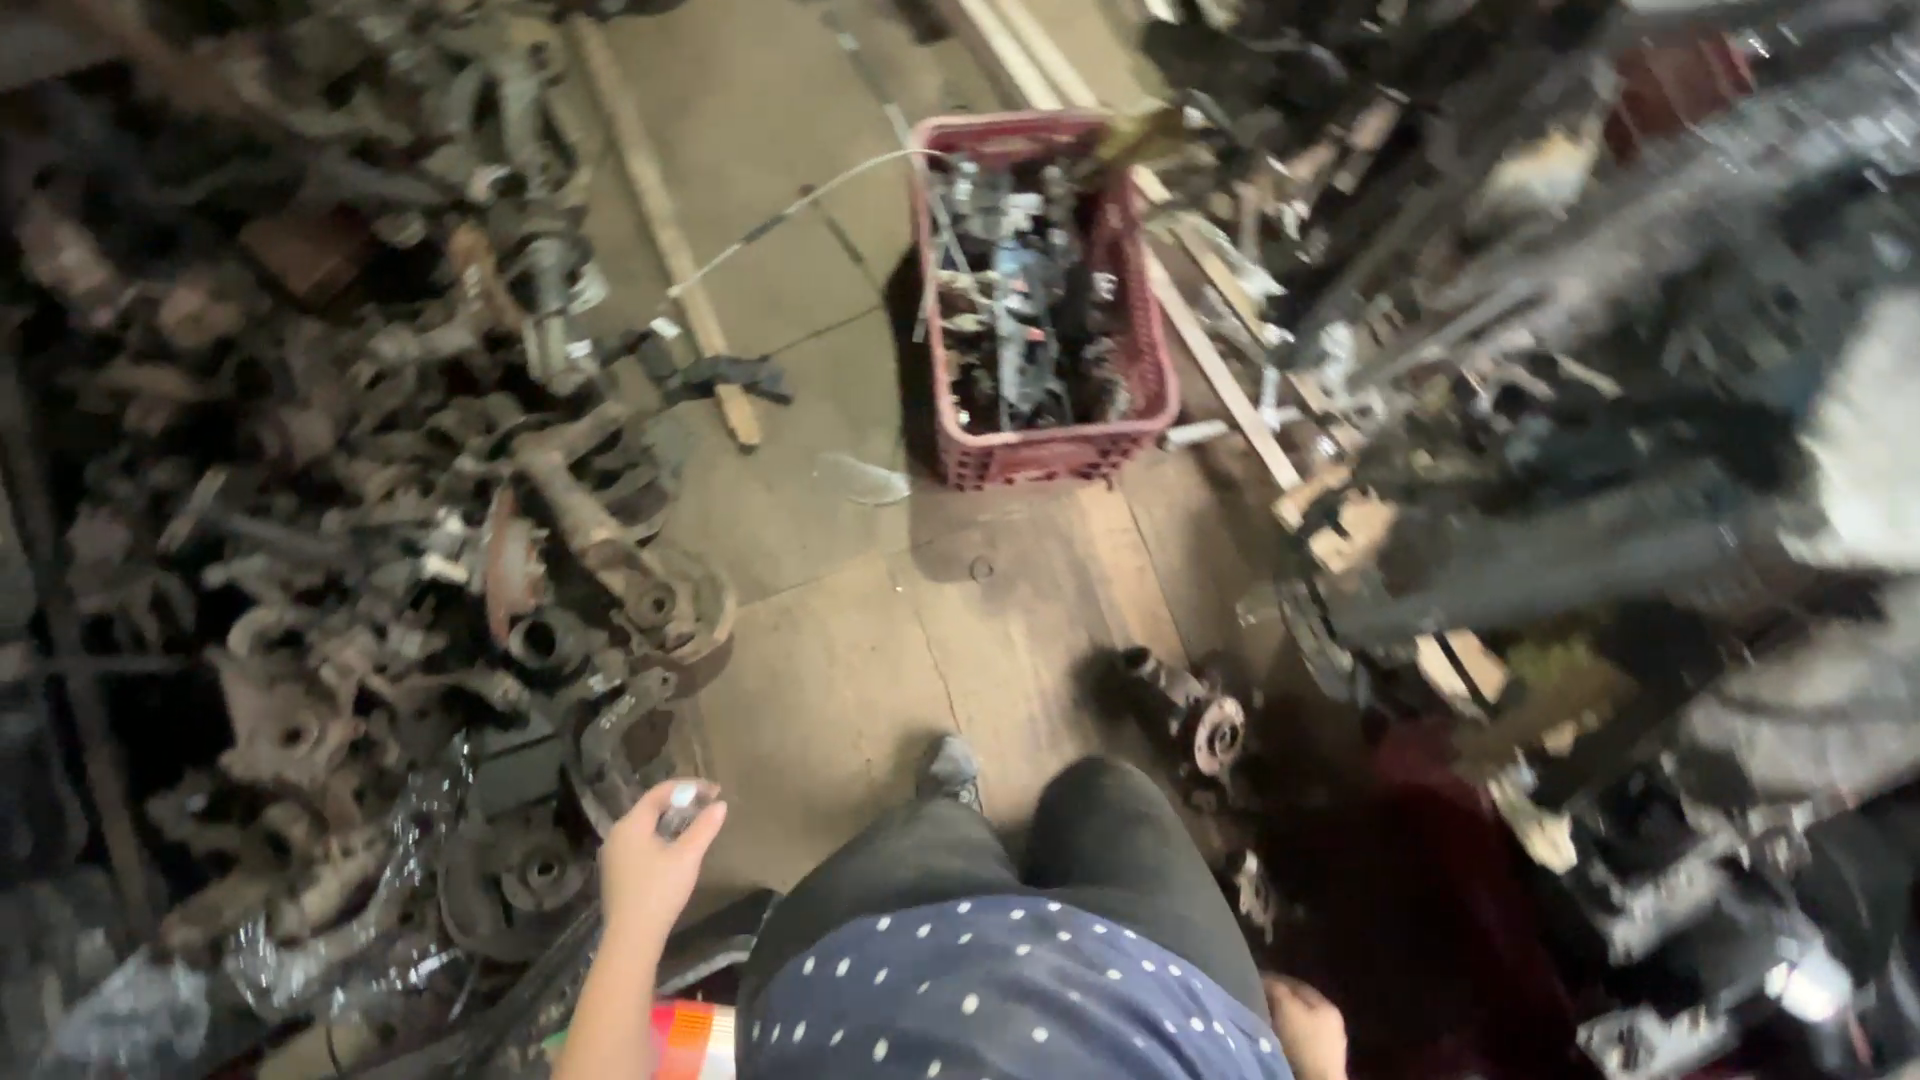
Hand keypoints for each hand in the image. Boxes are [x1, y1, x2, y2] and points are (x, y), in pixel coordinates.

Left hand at [600, 778, 727, 942]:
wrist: (631, 938)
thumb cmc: (659, 891)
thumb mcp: (688, 856)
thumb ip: (705, 826)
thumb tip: (720, 805)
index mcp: (631, 824)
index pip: (660, 792)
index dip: (689, 787)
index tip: (714, 791)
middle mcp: (617, 834)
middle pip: (651, 807)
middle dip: (681, 802)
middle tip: (707, 805)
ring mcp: (613, 854)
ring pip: (646, 825)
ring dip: (671, 819)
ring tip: (696, 823)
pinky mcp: (616, 871)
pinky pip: (640, 841)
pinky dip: (660, 835)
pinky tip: (676, 847)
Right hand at [1263, 975, 1347, 1079]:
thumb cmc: (1303, 1041)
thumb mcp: (1285, 1006)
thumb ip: (1276, 988)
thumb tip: (1264, 980)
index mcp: (1327, 1005)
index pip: (1295, 984)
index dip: (1274, 980)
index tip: (1254, 983)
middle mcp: (1332, 1022)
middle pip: (1298, 1005)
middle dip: (1277, 1002)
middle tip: (1257, 1001)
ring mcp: (1329, 1044)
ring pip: (1297, 1024)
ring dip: (1280, 1021)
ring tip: (1263, 1021)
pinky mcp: (1321, 1062)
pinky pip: (1299, 1042)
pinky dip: (1285, 1038)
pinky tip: (1275, 1040)